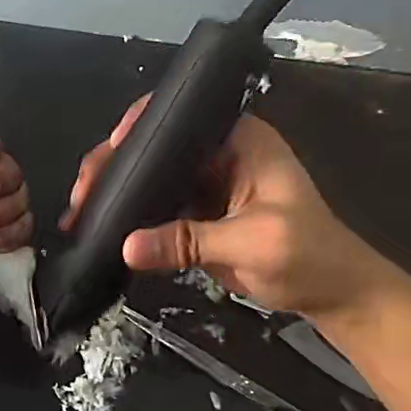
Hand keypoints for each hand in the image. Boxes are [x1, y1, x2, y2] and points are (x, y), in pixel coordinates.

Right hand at [63, 96, 397, 320]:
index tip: (112, 148)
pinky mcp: (196, 215)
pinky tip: (99, 228)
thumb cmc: (309, 256)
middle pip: (155, 146)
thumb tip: (127, 247)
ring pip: (149, 177)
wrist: (331, 295)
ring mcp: (204, 185)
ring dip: (116, 190)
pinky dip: (129, 218)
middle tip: (83, 190)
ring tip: (79, 210)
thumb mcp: (253, 243)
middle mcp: (216, 154)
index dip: (142, 124)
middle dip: (115, 163)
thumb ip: (190, 241)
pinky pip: (155, 208)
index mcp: (239, 139)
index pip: (182, 115)